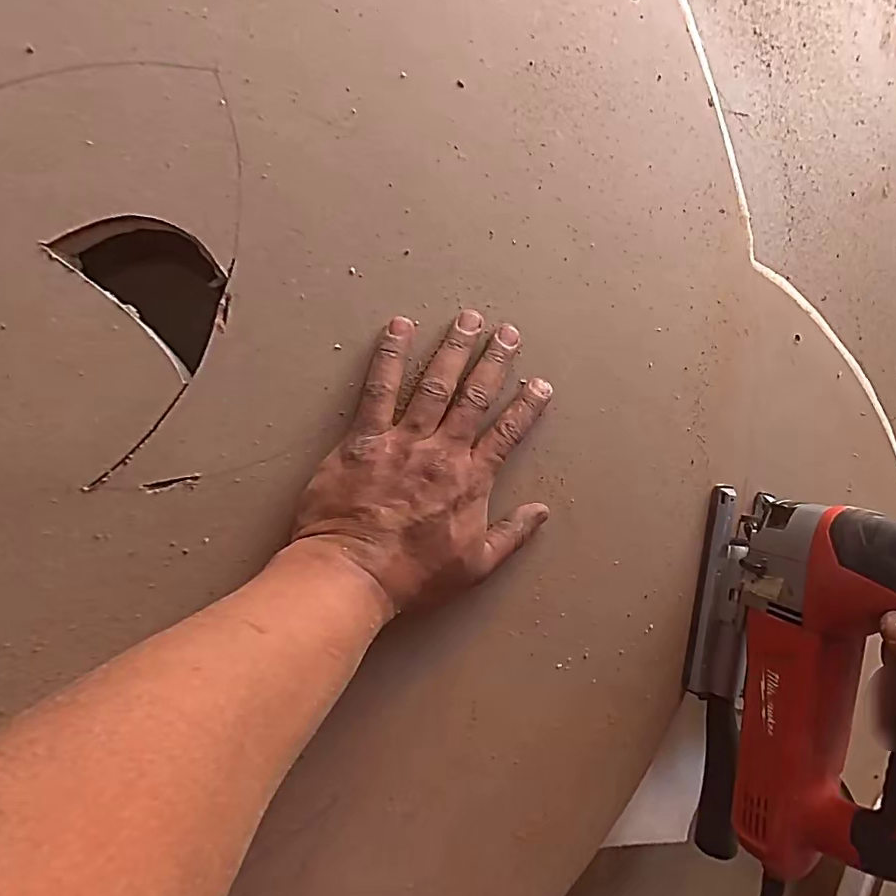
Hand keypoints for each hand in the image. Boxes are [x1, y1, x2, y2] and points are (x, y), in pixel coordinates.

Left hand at [291, 310, 552, 611]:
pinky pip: (379, 389)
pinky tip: (400, 328)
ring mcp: (403, 441)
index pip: (506, 434)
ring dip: (453, 349)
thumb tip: (541, 512)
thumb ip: (513, 534)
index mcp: (471, 480)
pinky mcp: (364, 439)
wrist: (353, 574)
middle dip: (494, 362)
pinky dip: (390, 356)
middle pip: (474, 397)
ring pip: (434, 384)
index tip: (540, 385)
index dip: (526, 407)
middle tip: (506, 333)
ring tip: (468, 320)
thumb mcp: (476, 565)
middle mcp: (442, 452)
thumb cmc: (413, 575)